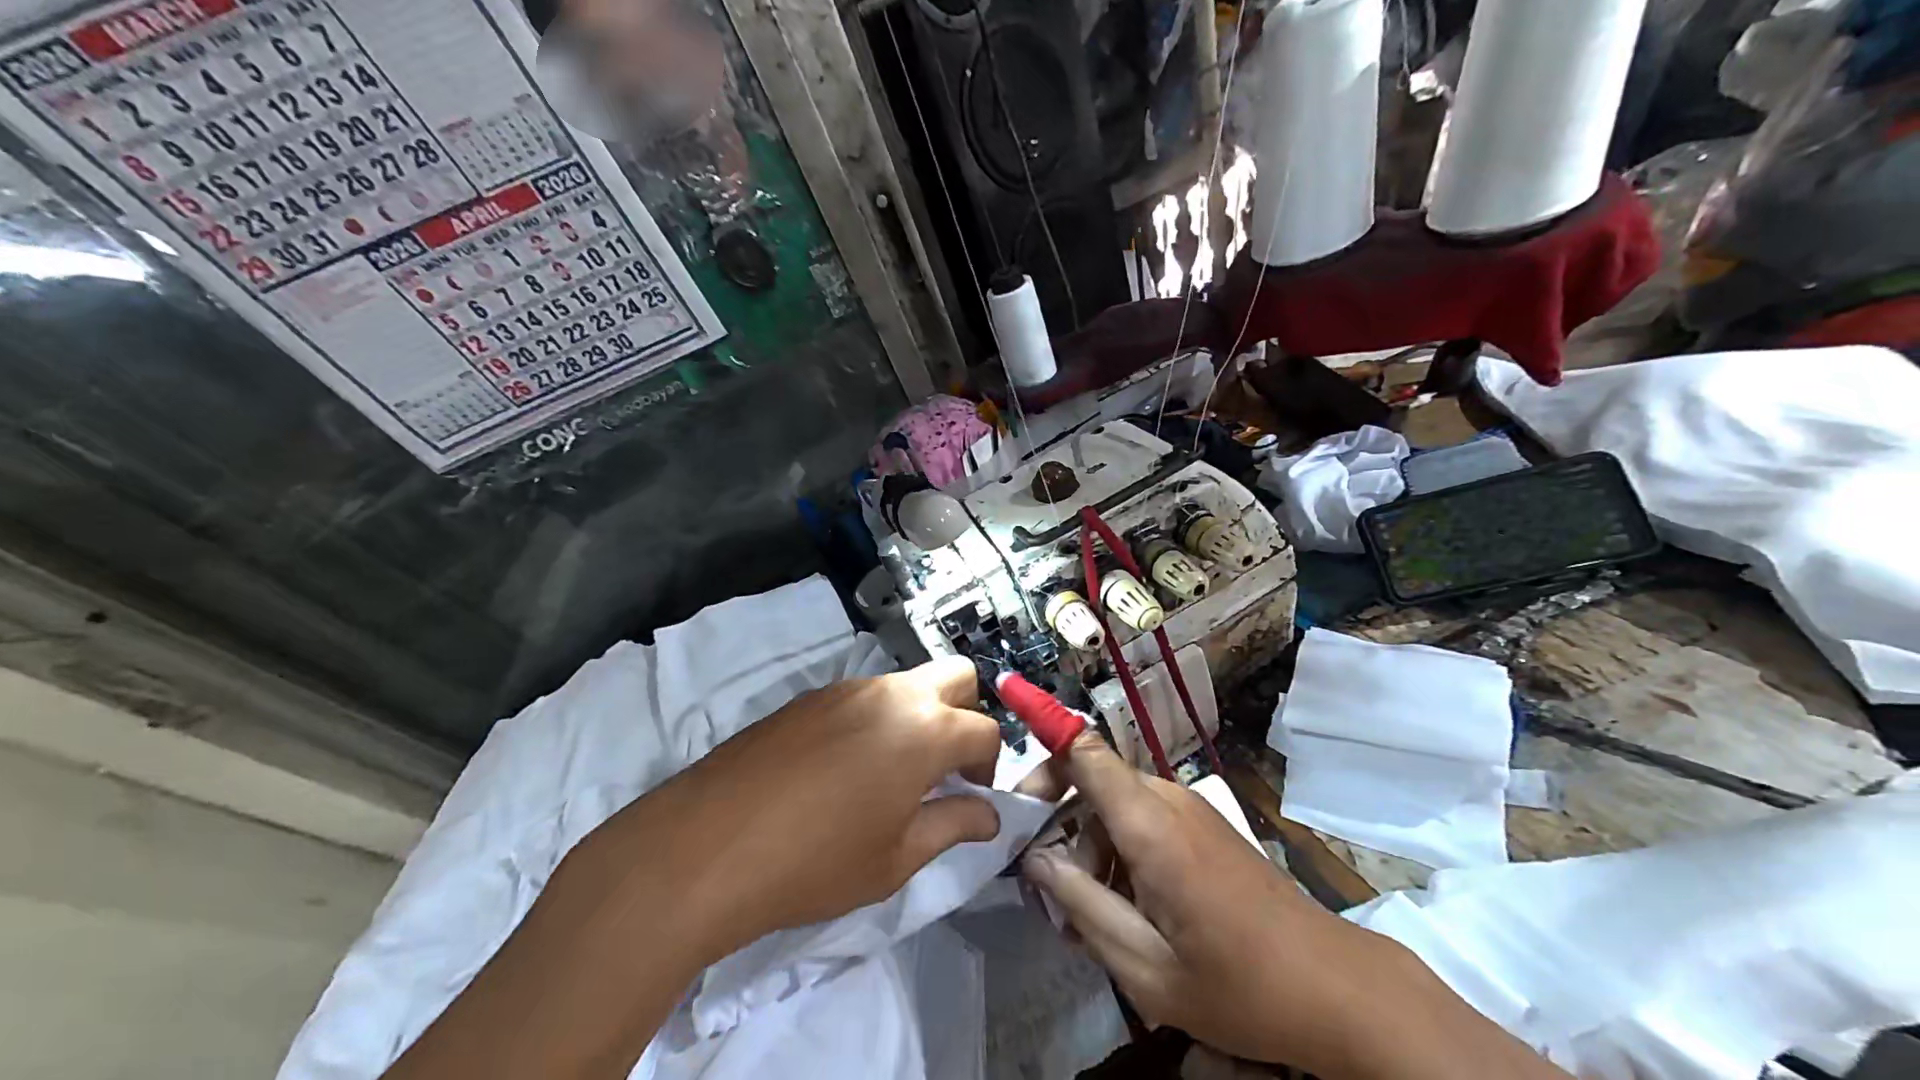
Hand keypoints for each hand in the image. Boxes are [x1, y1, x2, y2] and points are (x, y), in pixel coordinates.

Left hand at [618, 654, 1004, 957]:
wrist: (705, 848)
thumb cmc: (815, 863)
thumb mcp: (896, 858)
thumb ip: (952, 827)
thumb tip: (988, 816)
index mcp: (924, 729)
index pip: (983, 730)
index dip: (989, 764)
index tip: (972, 796)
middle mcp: (890, 694)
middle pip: (955, 676)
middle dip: (966, 715)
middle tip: (945, 768)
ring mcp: (844, 690)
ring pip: (904, 684)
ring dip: (917, 718)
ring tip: (889, 776)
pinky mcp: (806, 699)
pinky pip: (861, 697)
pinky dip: (875, 722)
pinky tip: (842, 771)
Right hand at [1020, 732, 1375, 1068]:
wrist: (1335, 989)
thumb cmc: (1239, 986)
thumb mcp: (1144, 964)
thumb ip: (1081, 904)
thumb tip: (1036, 859)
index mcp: (1150, 824)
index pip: (1083, 751)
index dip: (1040, 732)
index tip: (1005, 761)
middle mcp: (1166, 801)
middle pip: (1088, 783)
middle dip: (1057, 829)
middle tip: (1051, 896)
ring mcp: (1187, 811)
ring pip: (1110, 806)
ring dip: (1087, 850)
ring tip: (1089, 919)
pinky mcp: (1199, 827)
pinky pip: (1139, 821)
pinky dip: (1116, 854)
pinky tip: (1123, 910)